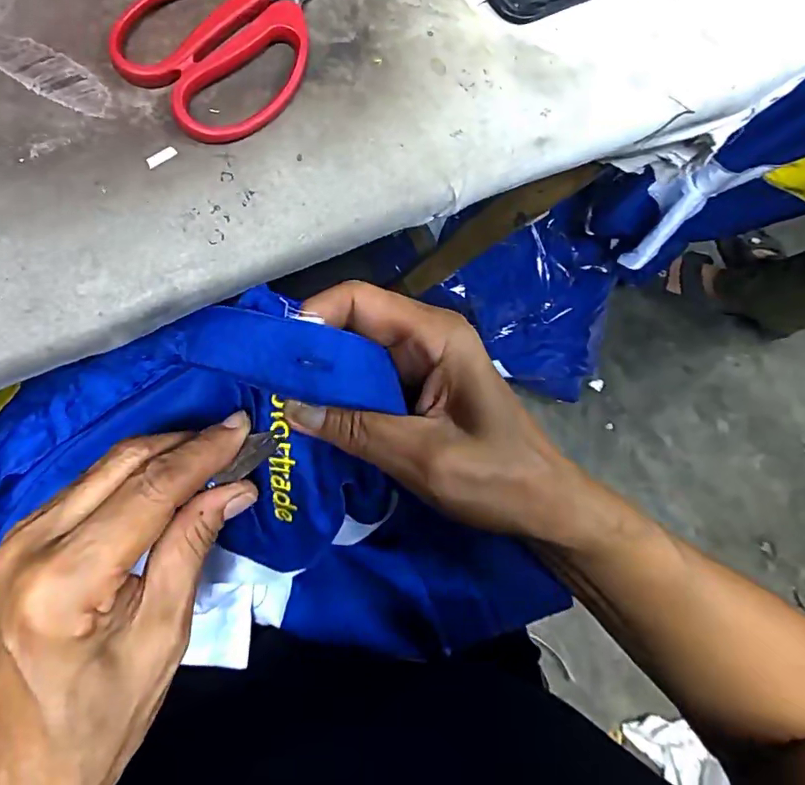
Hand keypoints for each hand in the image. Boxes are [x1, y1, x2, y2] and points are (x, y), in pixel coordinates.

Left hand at [0, 415, 258, 784]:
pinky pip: (90, 481)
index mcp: (65, 580)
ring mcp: (20, 538)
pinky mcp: (23, 538)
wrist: (25, 762)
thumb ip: (191, 547)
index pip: (149, 490)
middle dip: (187, 443)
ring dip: (165, 450)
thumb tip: (235, 487)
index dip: (202, 454)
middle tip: (236, 435)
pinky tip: (172, 471)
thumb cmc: (100, 714)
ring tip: (215, 449)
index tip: (243, 429)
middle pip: (124, 464)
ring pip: (106, 465)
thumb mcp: (162, 635)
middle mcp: (32, 546)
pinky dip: (139, 468)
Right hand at [286, 282, 628, 549]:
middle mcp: (427, 336)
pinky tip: (310, 421)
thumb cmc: (498, 477)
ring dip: (320, 377)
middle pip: (354, 324)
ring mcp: (423, 362)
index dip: (311, 316)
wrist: (544, 503)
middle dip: (308, 351)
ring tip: (273, 405)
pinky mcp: (419, 389)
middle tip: (260, 386)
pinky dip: (340, 397)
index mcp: (437, 334)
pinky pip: (370, 381)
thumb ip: (357, 429)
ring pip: (357, 354)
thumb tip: (289, 408)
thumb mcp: (424, 456)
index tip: (269, 353)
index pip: (359, 300)